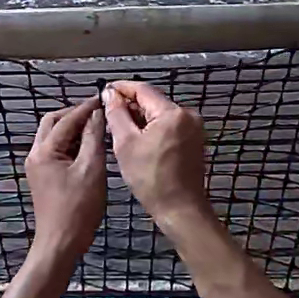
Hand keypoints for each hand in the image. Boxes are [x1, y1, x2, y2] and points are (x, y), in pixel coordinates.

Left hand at [24, 95, 106, 260]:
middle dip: (75, 115)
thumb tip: (97, 114)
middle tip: (98, 113)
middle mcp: (35, 154)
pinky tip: (89, 147)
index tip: (103, 99)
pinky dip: (71, 144)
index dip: (86, 108)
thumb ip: (94, 138)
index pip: (66, 120)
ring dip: (73, 129)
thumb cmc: (78, 208)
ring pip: (54, 137)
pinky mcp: (43, 176)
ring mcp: (37, 166)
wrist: (60, 243)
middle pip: (53, 123)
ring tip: (97, 128)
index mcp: (44, 151)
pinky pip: (56, 151)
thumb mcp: (92, 169)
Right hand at [102, 81, 211, 225]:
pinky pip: (168, 126)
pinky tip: (137, 139)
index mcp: (173, 113)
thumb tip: (109, 93)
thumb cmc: (151, 179)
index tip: (104, 91)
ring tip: (119, 128)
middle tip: (108, 113)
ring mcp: (193, 128)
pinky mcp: (193, 141)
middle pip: (152, 101)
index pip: (143, 89)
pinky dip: (152, 129)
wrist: (180, 209)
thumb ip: (116, 114)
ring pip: (160, 114)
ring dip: (140, 118)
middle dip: (130, 105)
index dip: (121, 88)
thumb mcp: (126, 144)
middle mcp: (188, 115)